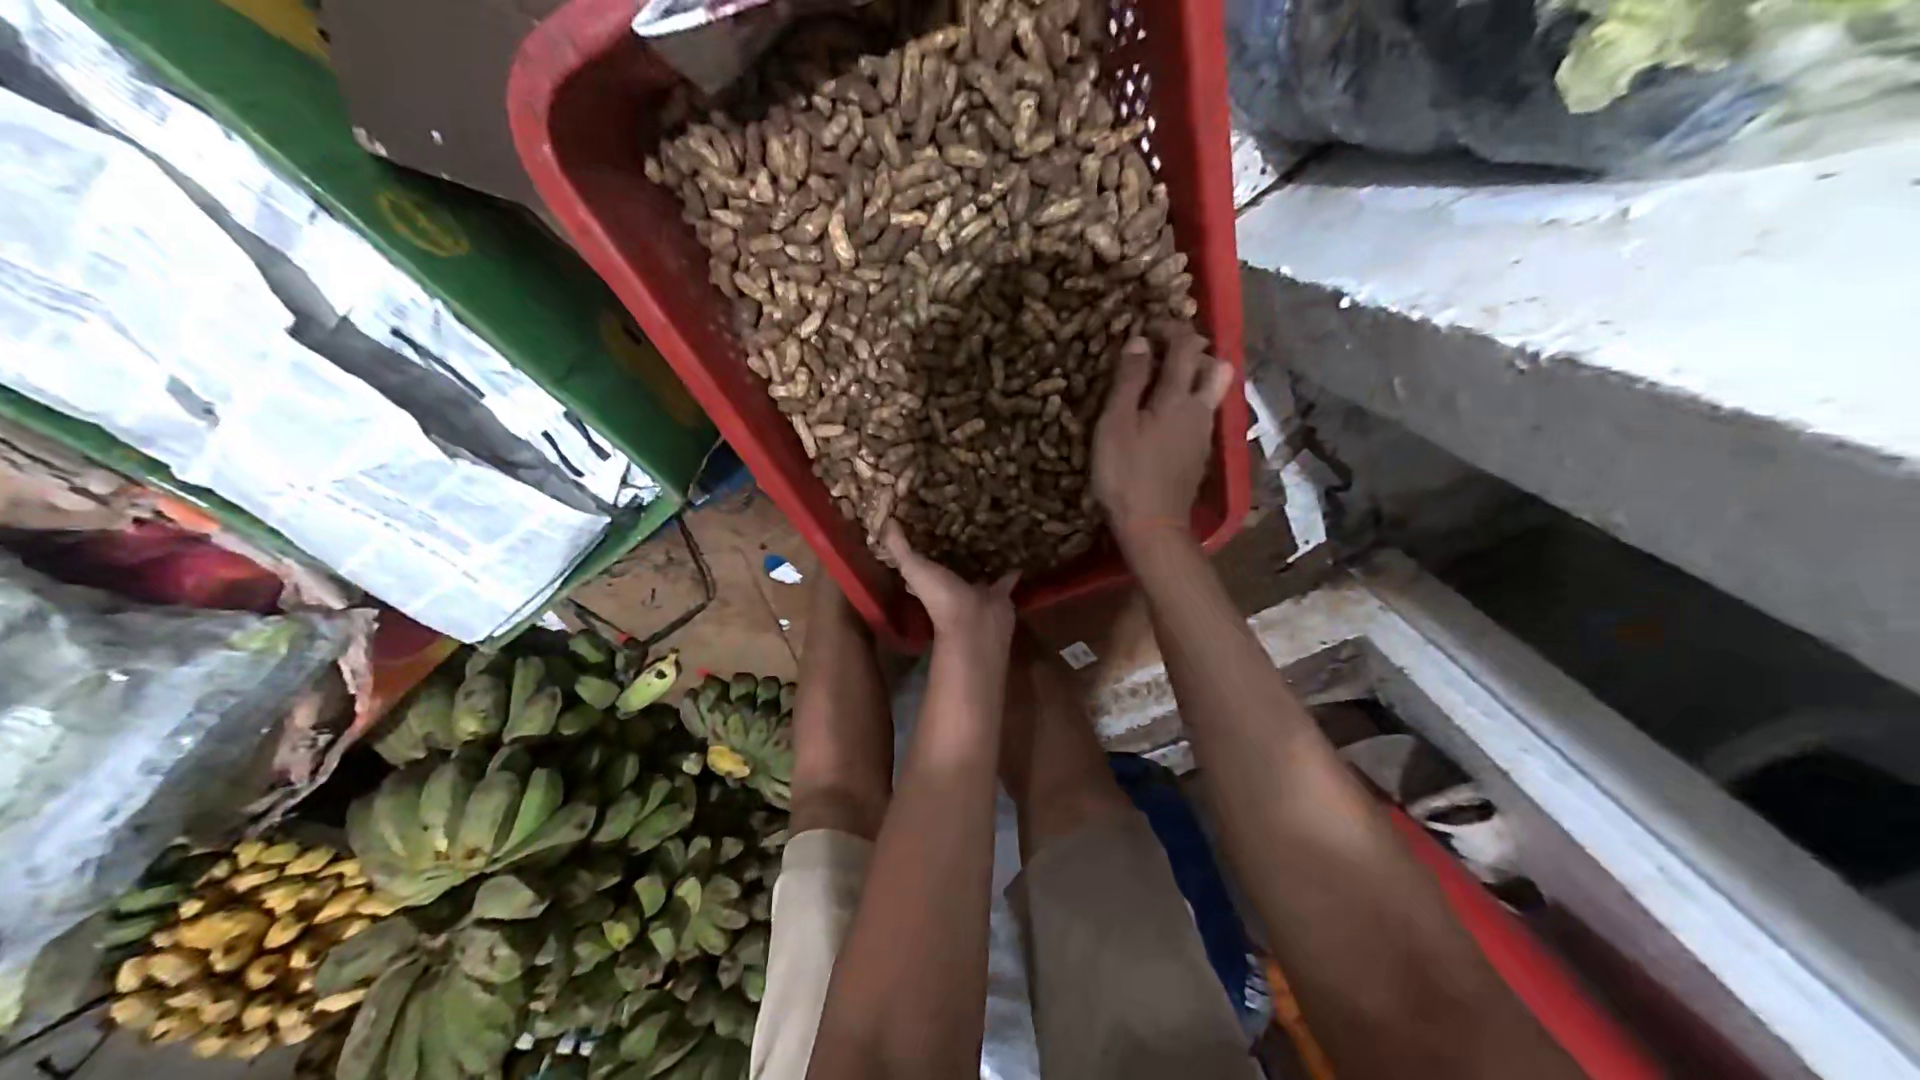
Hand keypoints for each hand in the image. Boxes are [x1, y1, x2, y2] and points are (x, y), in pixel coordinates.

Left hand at [884, 522, 1017, 648]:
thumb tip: (887, 522)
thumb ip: (900, 548)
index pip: (923, 557)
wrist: (976, 625)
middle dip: (957, 543)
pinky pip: (1007, 575)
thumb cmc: (941, 597)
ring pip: (980, 566)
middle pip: (953, 560)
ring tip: (990, 523)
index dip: (923, 540)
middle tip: (963, 512)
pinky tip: (1017, 544)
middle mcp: (952, 584)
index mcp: (929, 578)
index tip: (928, 514)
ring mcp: (977, 588)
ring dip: (984, 551)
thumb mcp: (914, 568)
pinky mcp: (1000, 592)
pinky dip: (1012, 565)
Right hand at [1092, 329, 1233, 546]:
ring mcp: (1204, 435)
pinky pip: (1203, 417)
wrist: (1152, 525)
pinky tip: (1165, 419)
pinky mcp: (1200, 456)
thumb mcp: (1116, 422)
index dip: (1171, 328)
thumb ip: (1130, 380)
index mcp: (1179, 397)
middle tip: (1165, 353)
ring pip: (1213, 393)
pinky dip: (1189, 405)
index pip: (1186, 346)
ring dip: (1195, 379)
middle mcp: (1201, 410)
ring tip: (1163, 385)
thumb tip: (1141, 341)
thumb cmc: (1126, 473)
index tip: (1148, 326)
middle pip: (1216, 366)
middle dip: (1195, 351)